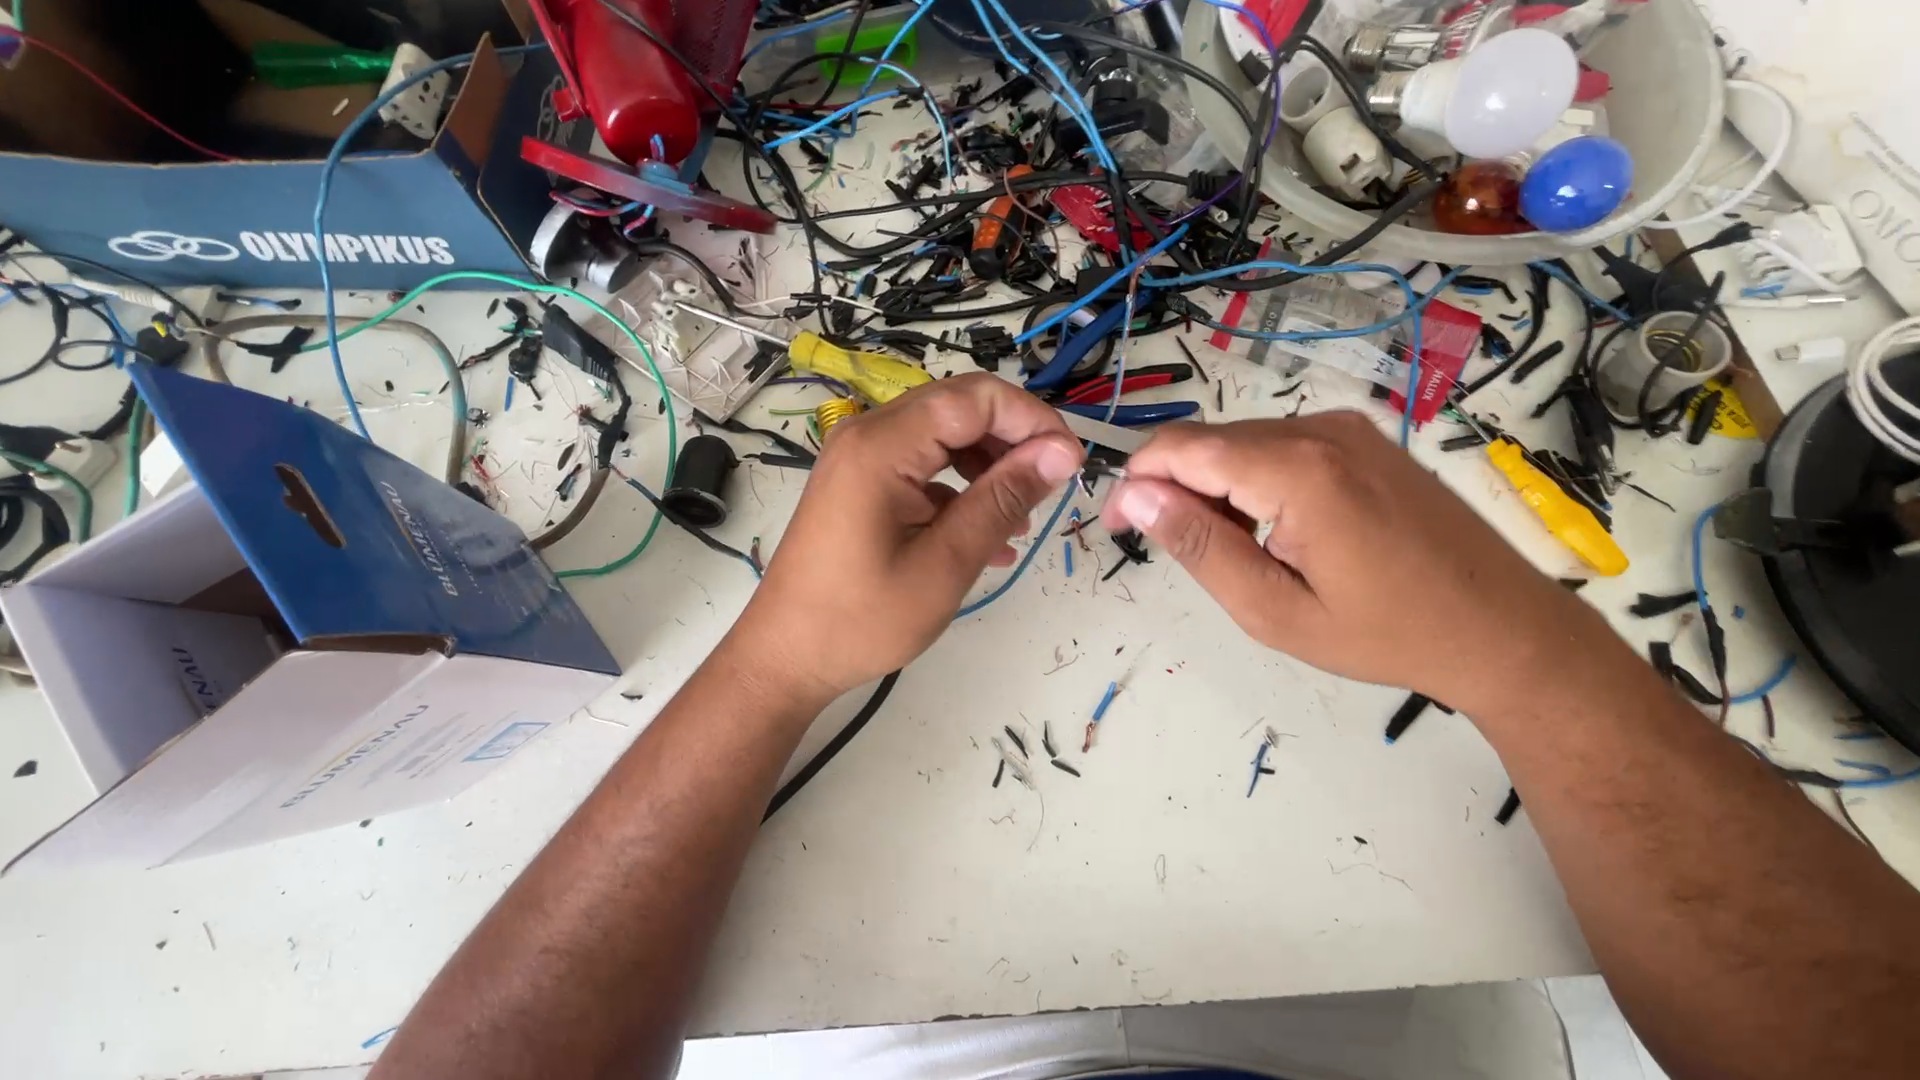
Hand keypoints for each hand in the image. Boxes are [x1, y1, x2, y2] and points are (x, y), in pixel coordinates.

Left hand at [729, 374, 1082, 703]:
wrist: (786, 656)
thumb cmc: (862, 620)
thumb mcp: (945, 563)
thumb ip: (1003, 500)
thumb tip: (1061, 453)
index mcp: (882, 446)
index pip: (974, 398)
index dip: (1031, 419)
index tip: (1070, 461)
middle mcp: (866, 436)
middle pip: (958, 408)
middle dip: (1014, 439)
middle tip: (1052, 485)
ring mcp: (859, 458)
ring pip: (943, 435)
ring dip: (989, 465)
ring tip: (1021, 515)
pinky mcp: (860, 483)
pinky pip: (921, 465)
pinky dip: (959, 487)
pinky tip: (988, 534)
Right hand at [1101, 412, 1595, 709]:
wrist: (1504, 629)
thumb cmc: (1386, 633)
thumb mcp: (1275, 610)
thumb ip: (1200, 546)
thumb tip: (1135, 495)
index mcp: (1298, 470)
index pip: (1182, 448)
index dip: (1134, 481)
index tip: (1115, 527)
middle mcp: (1321, 429)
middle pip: (1209, 441)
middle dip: (1171, 487)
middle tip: (1173, 551)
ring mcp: (1349, 429)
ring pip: (1241, 442)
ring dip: (1212, 487)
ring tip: (1232, 552)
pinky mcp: (1365, 440)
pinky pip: (1280, 446)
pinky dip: (1251, 480)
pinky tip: (1271, 530)